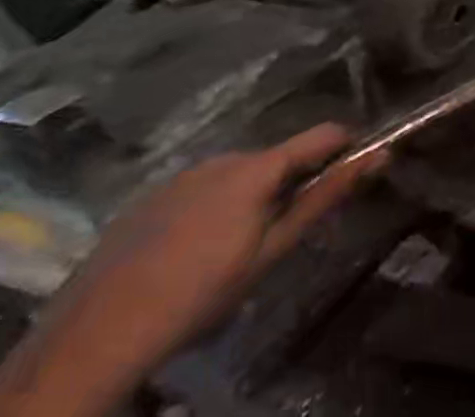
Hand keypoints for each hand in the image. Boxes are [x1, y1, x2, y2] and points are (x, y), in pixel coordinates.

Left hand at [0, 125, 385, 416]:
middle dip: (298, 178)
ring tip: (246, 240)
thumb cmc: (202, 292)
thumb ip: (327, 196)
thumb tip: (382, 154)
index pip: (324, 134)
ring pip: (241, 172)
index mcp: (255, 168)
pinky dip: (218, 204)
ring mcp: (178, 178)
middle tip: (295, 224)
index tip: (359, 172)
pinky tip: (200, 247)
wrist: (91, 340)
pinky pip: (203, 188)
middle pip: (280, 155)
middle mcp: (219, 160)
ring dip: (257, 191)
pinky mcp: (147, 200)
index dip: (349, 148)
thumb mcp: (275, 248)